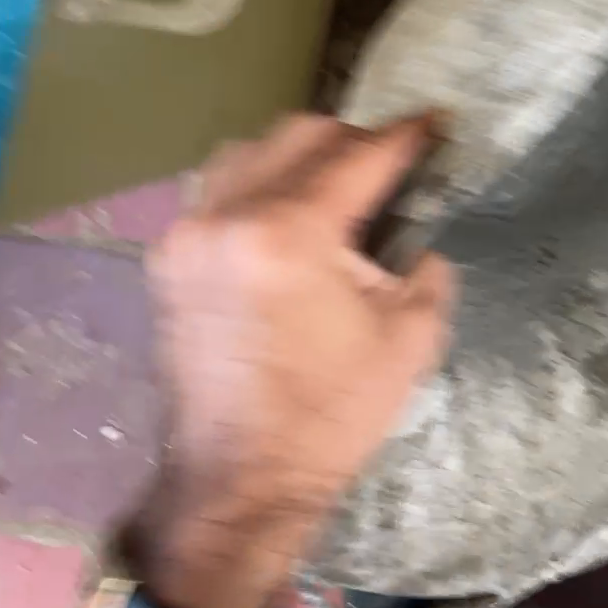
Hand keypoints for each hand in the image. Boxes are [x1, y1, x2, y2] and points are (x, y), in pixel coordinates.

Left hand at [129, 114, 456, 607]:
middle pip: (303, 133)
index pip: (360, 157)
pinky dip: (262, 179)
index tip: (437, 122)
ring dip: (306, 153)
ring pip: (254, 149)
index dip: (407, 135)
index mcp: (292, 236)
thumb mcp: (413, 337)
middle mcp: (229, 217)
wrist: (238, 485)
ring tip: (340, 184)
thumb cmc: (333, 414)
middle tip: (393, 165)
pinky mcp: (170, 257)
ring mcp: (189, 234)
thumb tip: (418, 231)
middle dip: (358, 139)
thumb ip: (429, 264)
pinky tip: (289, 210)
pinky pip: (220, 185)